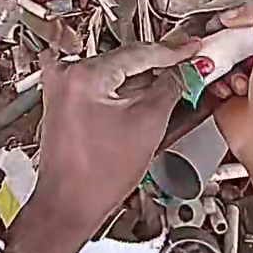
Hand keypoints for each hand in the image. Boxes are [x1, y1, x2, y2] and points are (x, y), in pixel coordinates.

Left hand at [14, 40, 199, 252]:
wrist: (69, 204)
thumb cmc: (96, 177)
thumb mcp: (147, 125)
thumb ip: (170, 88)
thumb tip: (182, 70)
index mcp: (85, 75)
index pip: (138, 53)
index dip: (173, 51)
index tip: (192, 48)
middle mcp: (67, 74)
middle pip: (124, 59)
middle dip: (158, 64)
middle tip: (188, 61)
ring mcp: (61, 86)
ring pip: (113, 71)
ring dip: (142, 77)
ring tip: (171, 78)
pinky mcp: (62, 100)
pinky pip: (100, 84)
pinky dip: (122, 87)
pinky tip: (143, 90)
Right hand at [206, 1, 252, 161]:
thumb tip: (235, 12)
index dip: (239, 16)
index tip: (228, 20)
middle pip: (230, 36)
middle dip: (224, 40)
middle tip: (226, 46)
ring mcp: (240, 76)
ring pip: (215, 55)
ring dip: (219, 63)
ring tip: (231, 76)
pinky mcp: (221, 92)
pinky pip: (205, 76)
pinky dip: (211, 81)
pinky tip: (226, 90)